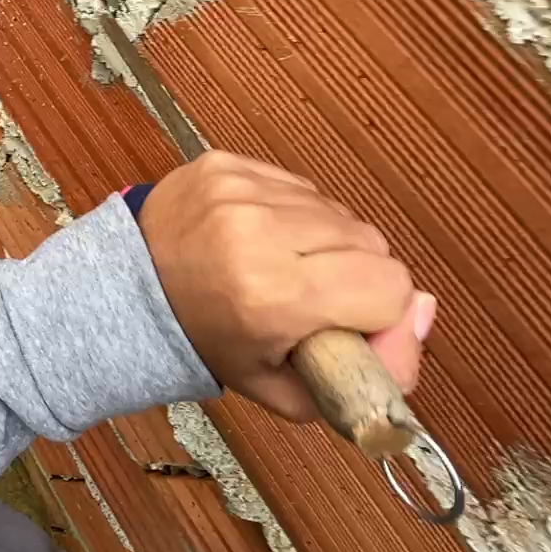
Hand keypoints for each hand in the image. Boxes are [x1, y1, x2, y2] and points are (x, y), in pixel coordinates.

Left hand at [138, 151, 435, 421]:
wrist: (126, 285)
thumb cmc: (201, 336)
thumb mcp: (283, 388)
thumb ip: (370, 371)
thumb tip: (424, 310)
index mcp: (271, 293)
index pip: (390, 287)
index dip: (386, 315)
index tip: (358, 328)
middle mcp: (255, 230)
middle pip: (369, 243)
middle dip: (358, 276)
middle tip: (316, 298)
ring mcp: (237, 188)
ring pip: (336, 211)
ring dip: (326, 242)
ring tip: (284, 266)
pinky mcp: (224, 163)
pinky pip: (297, 186)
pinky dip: (293, 213)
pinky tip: (262, 237)